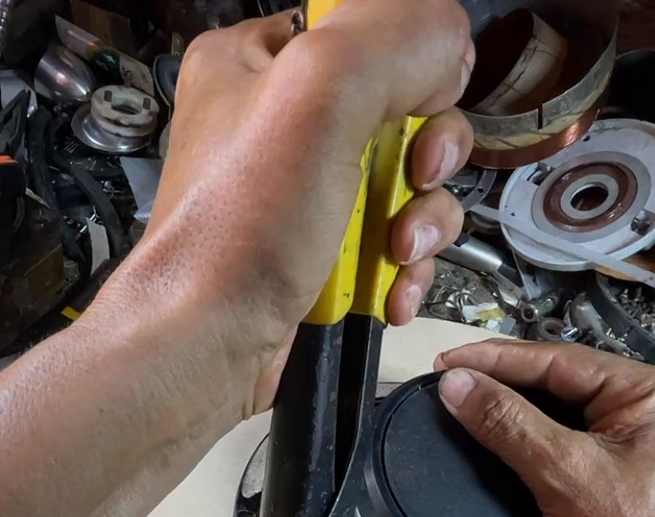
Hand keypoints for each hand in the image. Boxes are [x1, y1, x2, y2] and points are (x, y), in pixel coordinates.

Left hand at [110, 0, 475, 413]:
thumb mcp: (322, 93)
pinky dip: (400, 269)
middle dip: (426, 153)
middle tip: (418, 177)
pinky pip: (383, 247)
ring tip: (400, 253)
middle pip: (396, 110)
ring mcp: (296, 201)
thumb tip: (450, 53)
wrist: (205, 346)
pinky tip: (393, 291)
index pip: (358, 24)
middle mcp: (275, 130)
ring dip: (422, 220)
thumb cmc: (238, 229)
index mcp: (255, 64)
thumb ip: (399, 35)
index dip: (407, 59)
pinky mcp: (315, 259)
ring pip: (401, 187)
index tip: (422, 99)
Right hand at [432, 342, 654, 516]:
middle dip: (506, 383)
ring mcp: (648, 446)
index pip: (561, 361)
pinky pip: (575, 444)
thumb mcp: (564, 474)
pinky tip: (505, 441)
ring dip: (518, 411)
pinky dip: (535, 439)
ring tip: (468, 406)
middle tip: (450, 383)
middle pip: (566, 384)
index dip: (496, 360)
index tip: (443, 363)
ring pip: (568, 415)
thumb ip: (507, 423)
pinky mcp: (633, 478)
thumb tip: (454, 384)